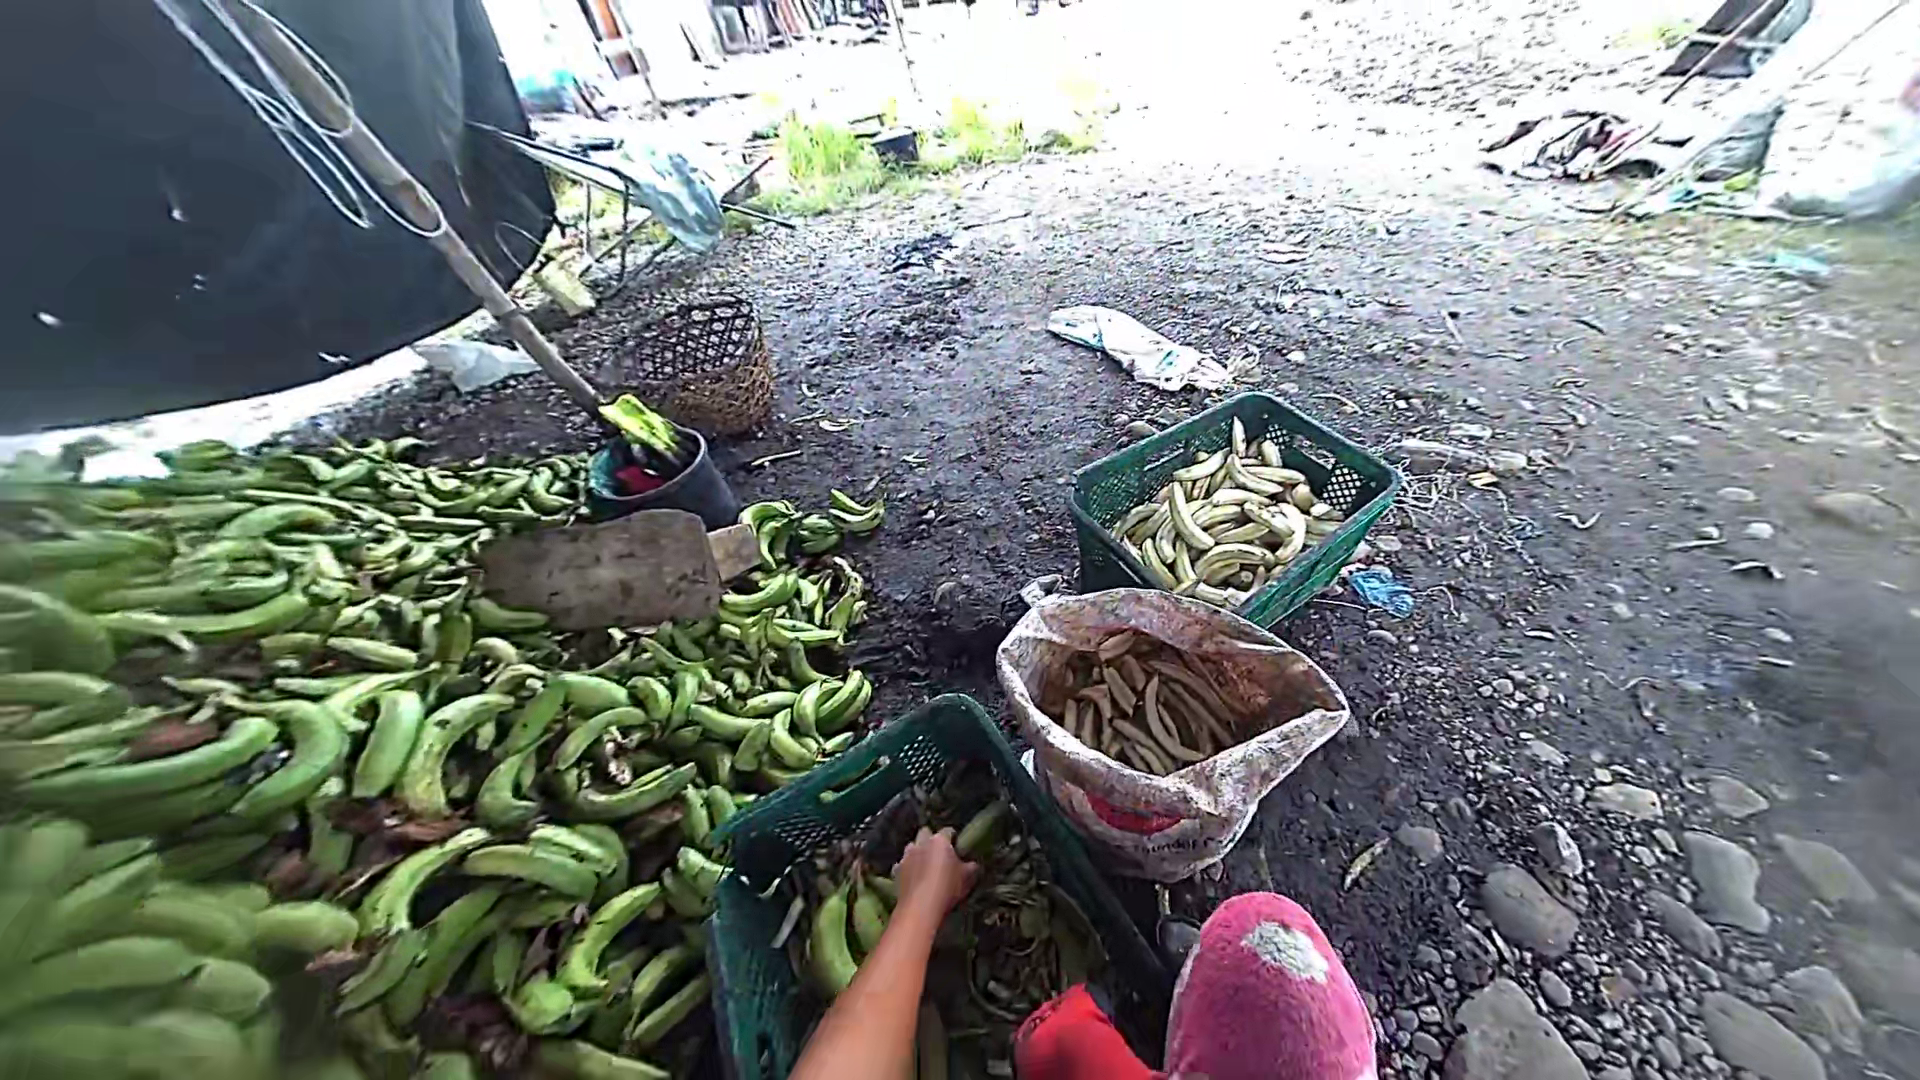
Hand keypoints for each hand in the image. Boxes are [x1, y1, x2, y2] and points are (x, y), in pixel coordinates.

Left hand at [893, 827, 978, 917]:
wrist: (920, 907)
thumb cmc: (947, 888)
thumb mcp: (967, 878)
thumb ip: (971, 867)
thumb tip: (973, 864)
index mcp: (940, 840)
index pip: (948, 831)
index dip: (953, 839)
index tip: (958, 848)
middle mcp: (922, 842)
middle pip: (926, 833)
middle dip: (931, 840)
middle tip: (939, 855)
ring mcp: (907, 855)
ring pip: (912, 847)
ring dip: (917, 852)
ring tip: (924, 866)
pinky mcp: (897, 870)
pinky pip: (902, 864)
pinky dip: (906, 868)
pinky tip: (912, 878)